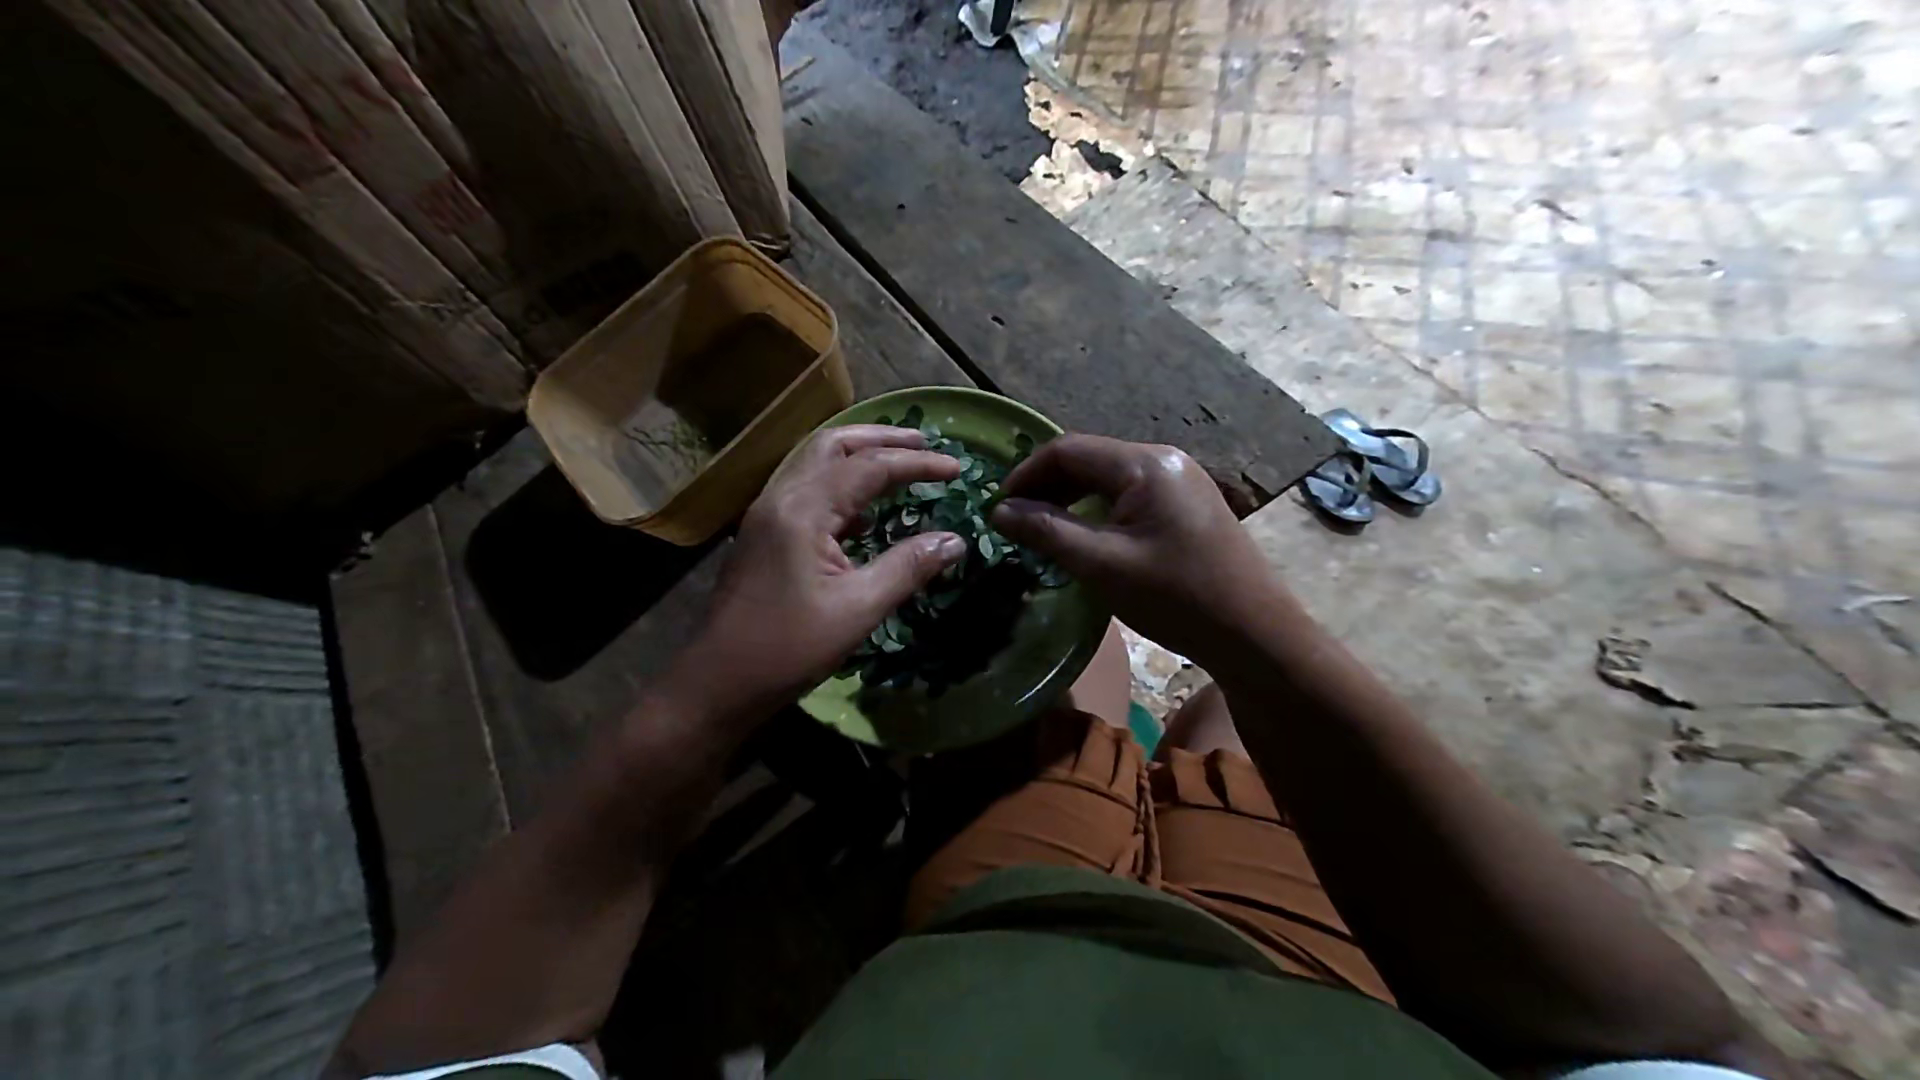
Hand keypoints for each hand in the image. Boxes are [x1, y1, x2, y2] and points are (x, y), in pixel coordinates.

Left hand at [678, 425, 969, 720]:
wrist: (719, 682)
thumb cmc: (789, 648)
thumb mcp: (858, 609)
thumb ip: (909, 567)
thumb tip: (956, 540)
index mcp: (802, 511)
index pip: (869, 467)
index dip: (917, 464)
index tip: (957, 468)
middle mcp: (780, 498)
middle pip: (833, 445)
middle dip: (881, 438)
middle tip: (924, 442)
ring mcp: (767, 514)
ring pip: (815, 463)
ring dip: (858, 455)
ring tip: (900, 462)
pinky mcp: (765, 533)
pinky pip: (806, 489)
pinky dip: (840, 484)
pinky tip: (865, 510)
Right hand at [989, 434, 1285, 661]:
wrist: (1255, 633)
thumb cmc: (1177, 598)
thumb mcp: (1102, 565)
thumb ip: (1046, 531)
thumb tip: (999, 511)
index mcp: (1146, 464)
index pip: (1068, 449)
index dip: (1025, 475)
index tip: (997, 508)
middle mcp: (1164, 459)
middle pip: (1088, 459)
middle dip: (1046, 486)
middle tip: (1015, 523)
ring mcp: (1179, 480)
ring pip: (1107, 477)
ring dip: (1069, 498)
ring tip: (1041, 531)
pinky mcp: (1186, 503)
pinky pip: (1128, 494)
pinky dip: (1096, 509)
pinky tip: (1083, 535)